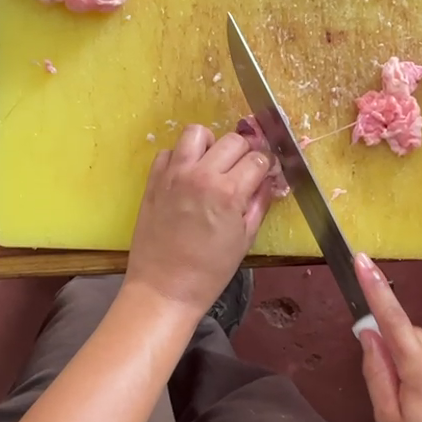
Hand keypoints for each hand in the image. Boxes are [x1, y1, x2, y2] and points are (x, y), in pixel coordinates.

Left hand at [124, 124, 275, 314]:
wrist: (164, 288)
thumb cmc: (209, 271)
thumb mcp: (244, 239)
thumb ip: (258, 203)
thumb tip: (268, 181)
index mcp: (228, 192)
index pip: (257, 158)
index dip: (267, 165)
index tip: (267, 173)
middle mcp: (201, 175)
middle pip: (232, 140)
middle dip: (245, 152)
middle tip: (244, 170)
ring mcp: (174, 174)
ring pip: (196, 133)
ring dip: (211, 144)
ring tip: (213, 164)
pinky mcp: (153, 180)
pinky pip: (168, 152)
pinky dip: (181, 158)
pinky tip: (188, 176)